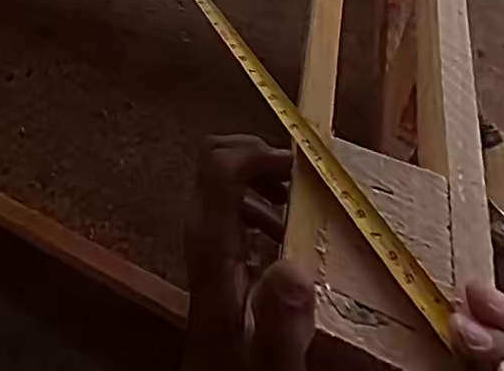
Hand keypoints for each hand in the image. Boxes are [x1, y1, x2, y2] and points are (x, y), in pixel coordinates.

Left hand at [183, 135, 315, 370]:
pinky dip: (260, 205)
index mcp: (212, 246)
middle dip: (259, 157)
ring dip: (261, 179)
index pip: (218, 166)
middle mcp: (202, 233)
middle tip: (301, 180)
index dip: (256, 154)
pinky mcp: (215, 254)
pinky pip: (231, 207)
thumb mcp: (270, 362)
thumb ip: (282, 324)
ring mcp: (205, 240)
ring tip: (300, 204)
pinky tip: (288, 237)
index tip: (299, 169)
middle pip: (215, 160)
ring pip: (223, 179)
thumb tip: (294, 271)